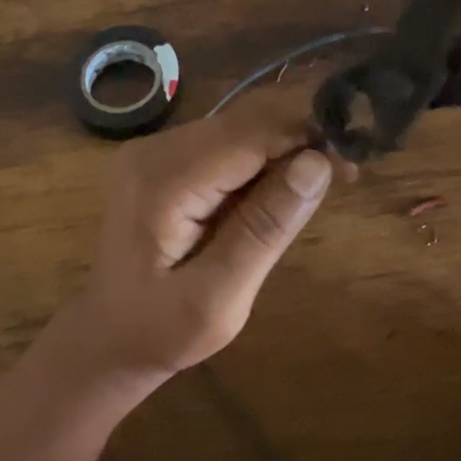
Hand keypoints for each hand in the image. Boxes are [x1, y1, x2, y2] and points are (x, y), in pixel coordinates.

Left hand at [58, 104, 348, 381]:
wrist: (108, 338)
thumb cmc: (160, 331)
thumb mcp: (217, 297)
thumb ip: (263, 229)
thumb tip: (317, 162)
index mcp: (162, 182)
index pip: (250, 132)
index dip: (306, 137)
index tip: (352, 164)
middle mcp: (153, 151)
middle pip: (244, 121)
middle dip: (298, 140)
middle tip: (344, 177)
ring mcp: (152, 154)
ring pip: (237, 129)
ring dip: (281, 151)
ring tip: (315, 191)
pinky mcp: (160, 164)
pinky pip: (222, 147)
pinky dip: (257, 164)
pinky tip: (274, 197)